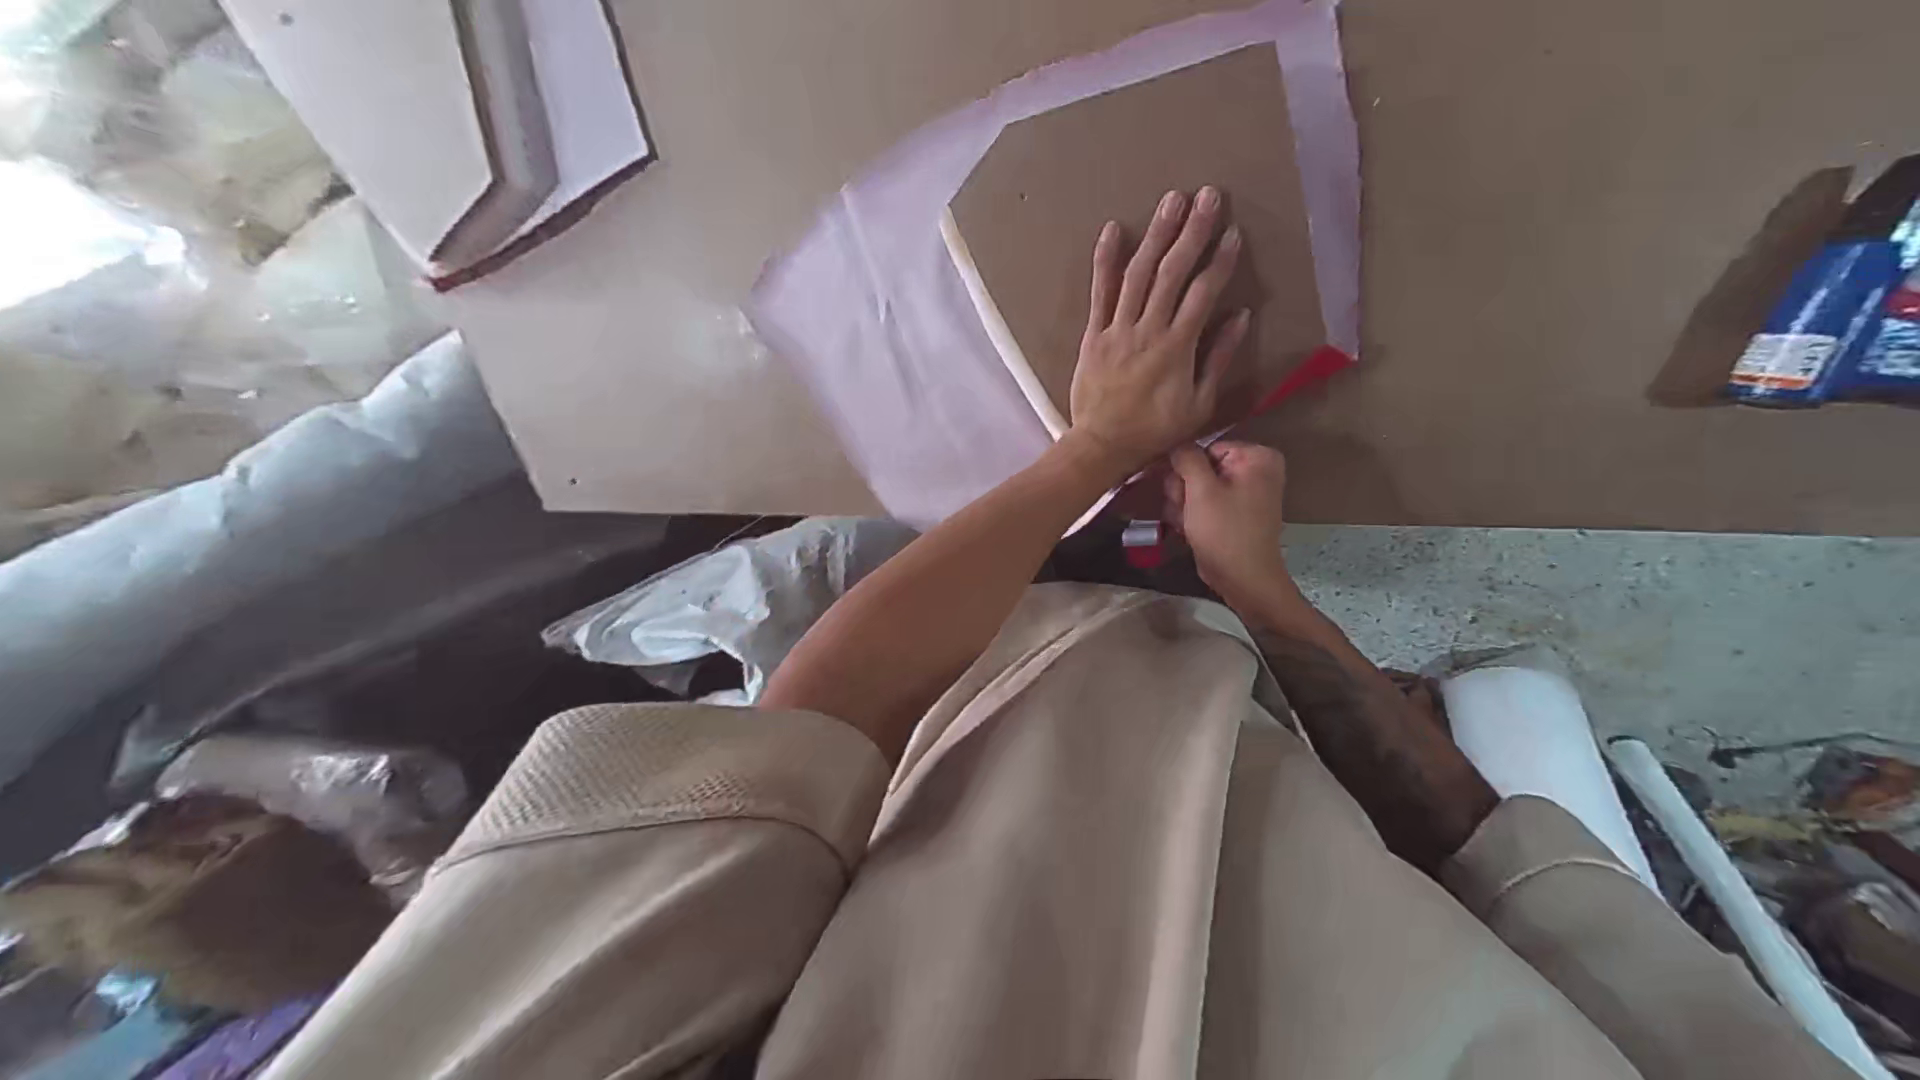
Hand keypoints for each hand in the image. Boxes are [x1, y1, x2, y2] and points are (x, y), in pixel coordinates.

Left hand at [1065, 187, 1250, 480]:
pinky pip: (1099, 293)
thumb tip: (1241, 316)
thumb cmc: (1155, 430)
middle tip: (1208, 195)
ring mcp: (1117, 330)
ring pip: (1138, 274)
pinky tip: (1112, 230)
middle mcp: (1147, 330)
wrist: (1102, 445)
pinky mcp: (1094, 335)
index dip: (1220, 261)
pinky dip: (1105, 261)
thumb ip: (1218, 359)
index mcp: (1177, 347)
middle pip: (1172, 272)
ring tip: (1172, 200)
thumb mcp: (1199, 405)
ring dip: (1156, 235)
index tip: (1233, 233)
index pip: (1204, 293)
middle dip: (1192, 231)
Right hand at [1165, 440, 1296, 611]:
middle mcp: (1255, 470)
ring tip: (1185, 522)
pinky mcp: (1233, 512)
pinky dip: (1192, 514)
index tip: (1180, 490)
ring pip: (1196, 486)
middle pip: (1200, 467)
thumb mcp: (1201, 490)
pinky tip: (1188, 528)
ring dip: (1183, 504)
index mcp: (1257, 457)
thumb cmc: (1224, 531)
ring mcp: (1244, 492)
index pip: (1206, 447)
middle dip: (1184, 488)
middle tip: (1184, 508)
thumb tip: (1176, 444)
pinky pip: (1203, 503)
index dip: (1187, 468)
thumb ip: (1187, 459)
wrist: (1242, 578)